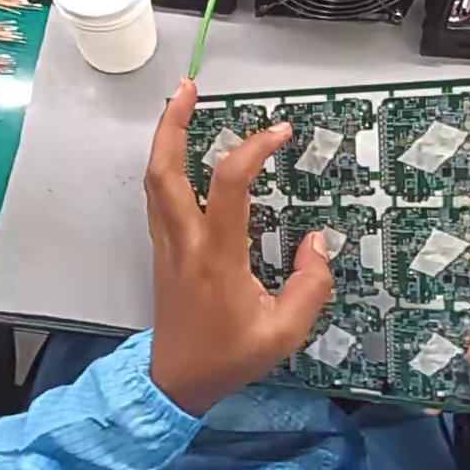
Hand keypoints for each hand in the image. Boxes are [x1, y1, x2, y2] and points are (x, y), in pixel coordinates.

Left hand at [145, 79, 334, 414]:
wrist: (175, 380)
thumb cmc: (228, 357)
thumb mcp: (284, 333)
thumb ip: (309, 286)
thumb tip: (316, 242)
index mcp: (216, 257)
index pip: (229, 186)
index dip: (253, 150)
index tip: (279, 132)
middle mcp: (184, 241)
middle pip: (165, 170)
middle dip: (172, 124)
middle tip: (187, 89)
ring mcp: (166, 242)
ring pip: (153, 180)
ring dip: (163, 139)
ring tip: (179, 106)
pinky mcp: (161, 248)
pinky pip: (156, 197)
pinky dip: (164, 165)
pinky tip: (177, 153)